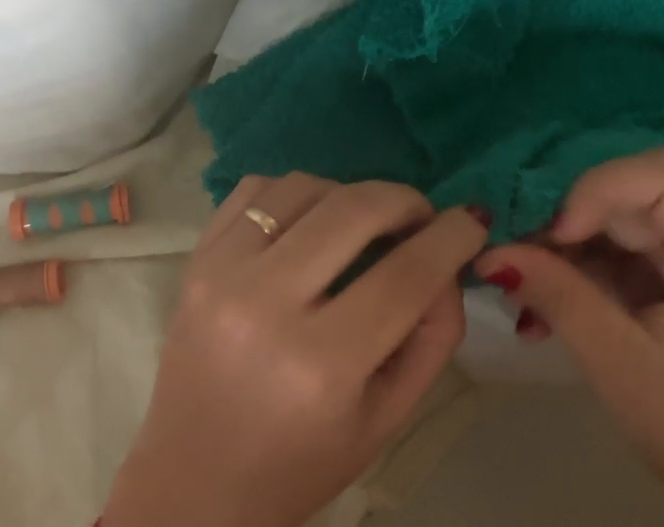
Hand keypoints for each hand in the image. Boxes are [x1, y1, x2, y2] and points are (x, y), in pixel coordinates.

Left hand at [103, 174, 488, 526]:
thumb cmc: (299, 461)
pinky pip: (254, 190)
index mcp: (321, 364)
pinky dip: (294, 193)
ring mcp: (221, 272)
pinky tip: (309, 223)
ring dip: (348, 194)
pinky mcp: (196, 257)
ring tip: (364, 223)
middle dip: (404, 200)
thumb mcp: (385, 419)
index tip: (470, 221)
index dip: (449, 239)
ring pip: (302, 186)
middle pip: (353, 210)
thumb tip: (448, 261)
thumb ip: (431, 336)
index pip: (404, 275)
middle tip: (421, 216)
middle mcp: (264, 304)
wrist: (194, 476)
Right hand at [475, 150, 663, 526]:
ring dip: (565, 247)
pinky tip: (544, 304)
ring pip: (619, 218)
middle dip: (571, 218)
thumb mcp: (621, 366)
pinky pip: (620, 249)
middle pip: (636, 192)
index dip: (598, 189)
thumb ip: (559, 297)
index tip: (553, 235)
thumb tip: (490, 253)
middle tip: (521, 258)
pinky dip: (579, 269)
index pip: (663, 178)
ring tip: (524, 291)